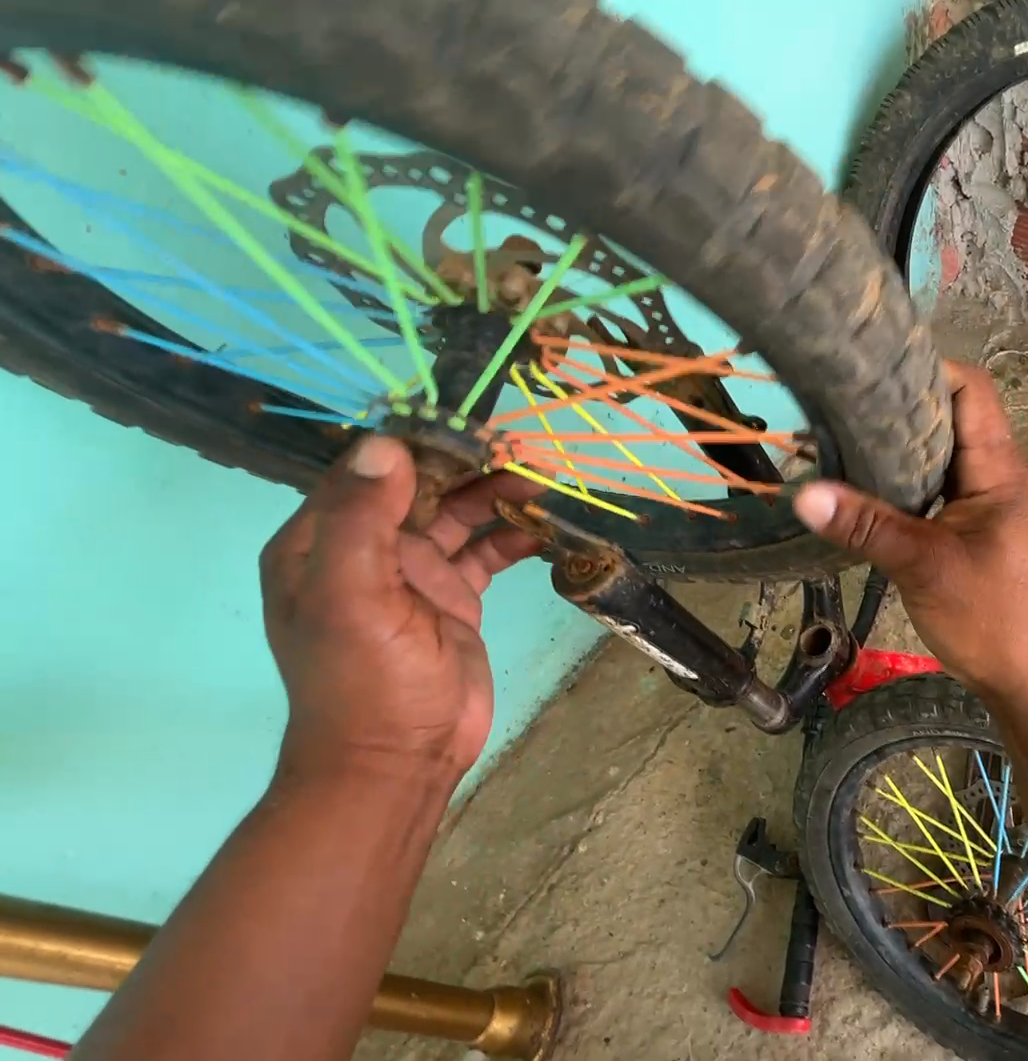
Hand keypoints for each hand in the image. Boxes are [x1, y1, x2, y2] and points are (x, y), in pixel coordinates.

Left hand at [260, 436, 543, 783]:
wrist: (400, 757)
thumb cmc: (366, 680)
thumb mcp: (353, 598)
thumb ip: (362, 520)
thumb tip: (388, 444)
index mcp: (323, 541)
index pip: (372, 471)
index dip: (422, 444)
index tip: (475, 427)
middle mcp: (368, 548)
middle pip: (424, 487)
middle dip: (472, 466)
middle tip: (526, 452)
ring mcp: (415, 572)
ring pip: (460, 515)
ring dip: (499, 496)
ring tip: (544, 484)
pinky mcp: (455, 596)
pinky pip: (487, 551)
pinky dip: (515, 536)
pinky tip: (546, 529)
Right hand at [792, 361, 1027, 697]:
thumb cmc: (995, 618)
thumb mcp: (925, 567)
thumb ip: (866, 526)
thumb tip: (800, 491)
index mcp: (997, 467)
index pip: (969, 388)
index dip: (925, 368)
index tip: (868, 369)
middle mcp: (992, 475)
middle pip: (947, 417)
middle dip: (896, 407)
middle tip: (833, 403)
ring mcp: (981, 505)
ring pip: (936, 457)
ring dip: (894, 450)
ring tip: (834, 439)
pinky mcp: (968, 534)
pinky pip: (932, 493)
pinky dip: (898, 486)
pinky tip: (858, 492)